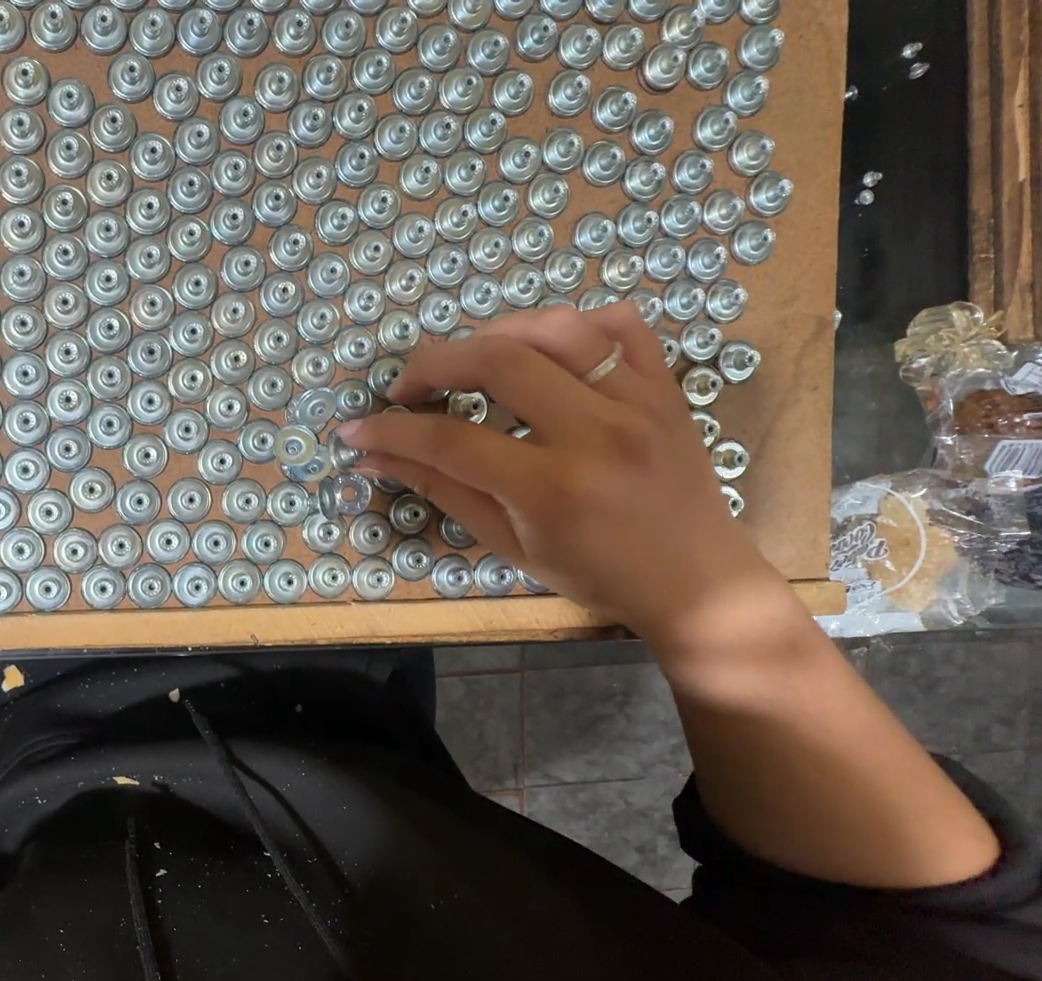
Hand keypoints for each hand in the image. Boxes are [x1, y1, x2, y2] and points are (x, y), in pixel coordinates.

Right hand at [338, 305, 788, 642]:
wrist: (696, 582)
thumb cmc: (594, 573)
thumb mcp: (507, 542)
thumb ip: (440, 489)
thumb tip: (375, 458)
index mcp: (551, 487)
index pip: (449, 440)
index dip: (391, 431)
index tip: (356, 429)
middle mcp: (597, 433)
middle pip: (498, 361)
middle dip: (433, 364)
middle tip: (405, 388)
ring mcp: (639, 402)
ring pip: (555, 328)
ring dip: (493, 334)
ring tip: (465, 362)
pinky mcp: (665, 387)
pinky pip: (620, 325)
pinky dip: (571, 325)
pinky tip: (540, 350)